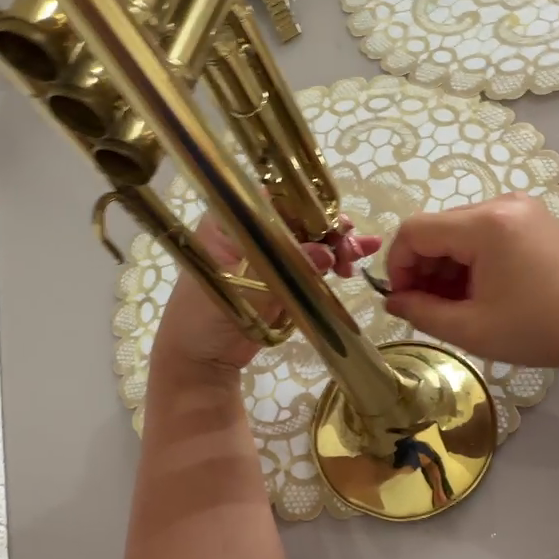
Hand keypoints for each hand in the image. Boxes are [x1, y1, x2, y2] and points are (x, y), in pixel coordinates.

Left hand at [154, 214, 381, 375]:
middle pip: (299, 217)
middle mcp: (251, 230)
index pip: (275, 200)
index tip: (333, 226)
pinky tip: (356, 262)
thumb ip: (283, 268)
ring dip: (337, 245)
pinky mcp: (282, 277)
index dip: (308, 208)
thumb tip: (324, 252)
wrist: (201, 359)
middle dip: (329, 228)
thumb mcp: (244, 289)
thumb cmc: (204, 318)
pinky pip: (311, 264)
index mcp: (230, 221)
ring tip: (358, 255)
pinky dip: (333, 262)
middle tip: (351, 248)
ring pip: (310, 239)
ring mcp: (269, 254)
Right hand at [384, 193, 558, 373]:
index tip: (402, 301)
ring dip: (447, 267)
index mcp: (485, 224)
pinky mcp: (536, 222)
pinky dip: (471, 261)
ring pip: (460, 232)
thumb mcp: (470, 329)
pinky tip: (479, 293)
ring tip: (455, 306)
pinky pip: (485, 234)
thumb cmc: (538, 330)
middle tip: (427, 309)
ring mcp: (523, 210)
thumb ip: (421, 312)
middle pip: (438, 228)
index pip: (415, 230)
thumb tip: (393, 300)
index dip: (398, 265)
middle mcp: (503, 204)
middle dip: (424, 268)